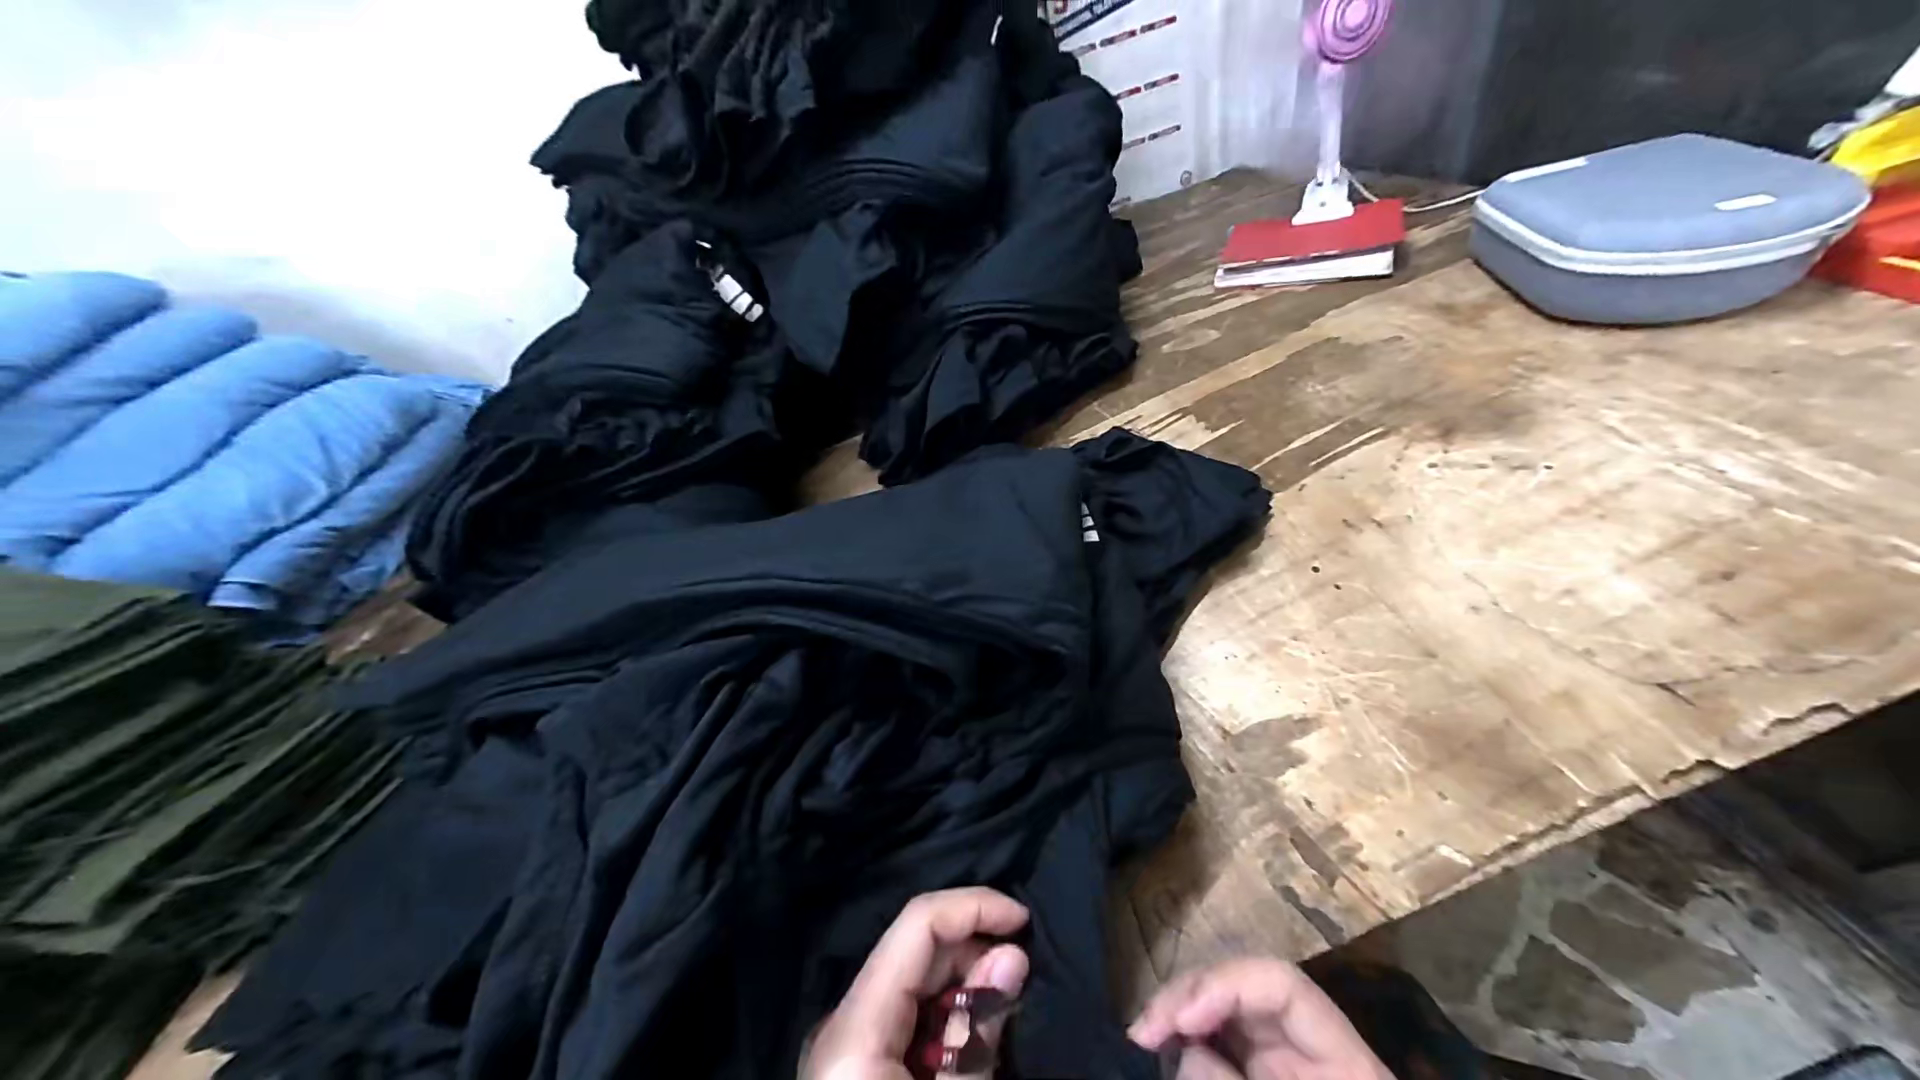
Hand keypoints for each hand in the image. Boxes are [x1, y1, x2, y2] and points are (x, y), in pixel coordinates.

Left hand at [802, 888, 1030, 1079]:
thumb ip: (978, 1029)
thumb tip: (1011, 955)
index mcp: (854, 1025)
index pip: (916, 924)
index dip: (973, 906)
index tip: (1022, 919)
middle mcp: (840, 1019)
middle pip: (915, 949)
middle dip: (974, 947)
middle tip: (1022, 972)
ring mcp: (842, 1040)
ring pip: (912, 980)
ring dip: (962, 981)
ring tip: (1003, 1004)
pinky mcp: (851, 1062)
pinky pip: (904, 1013)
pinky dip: (942, 1012)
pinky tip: (971, 1032)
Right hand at [1128, 959, 1391, 1079]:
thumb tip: (1189, 1054)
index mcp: (1344, 1064)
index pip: (1282, 986)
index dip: (1226, 986)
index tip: (1182, 1023)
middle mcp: (1309, 1046)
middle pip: (1244, 986)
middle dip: (1189, 996)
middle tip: (1144, 1030)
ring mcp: (1281, 1061)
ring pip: (1223, 1007)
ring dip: (1179, 1013)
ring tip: (1146, 1036)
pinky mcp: (1255, 1075)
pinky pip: (1216, 1038)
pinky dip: (1184, 1035)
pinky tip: (1160, 1044)